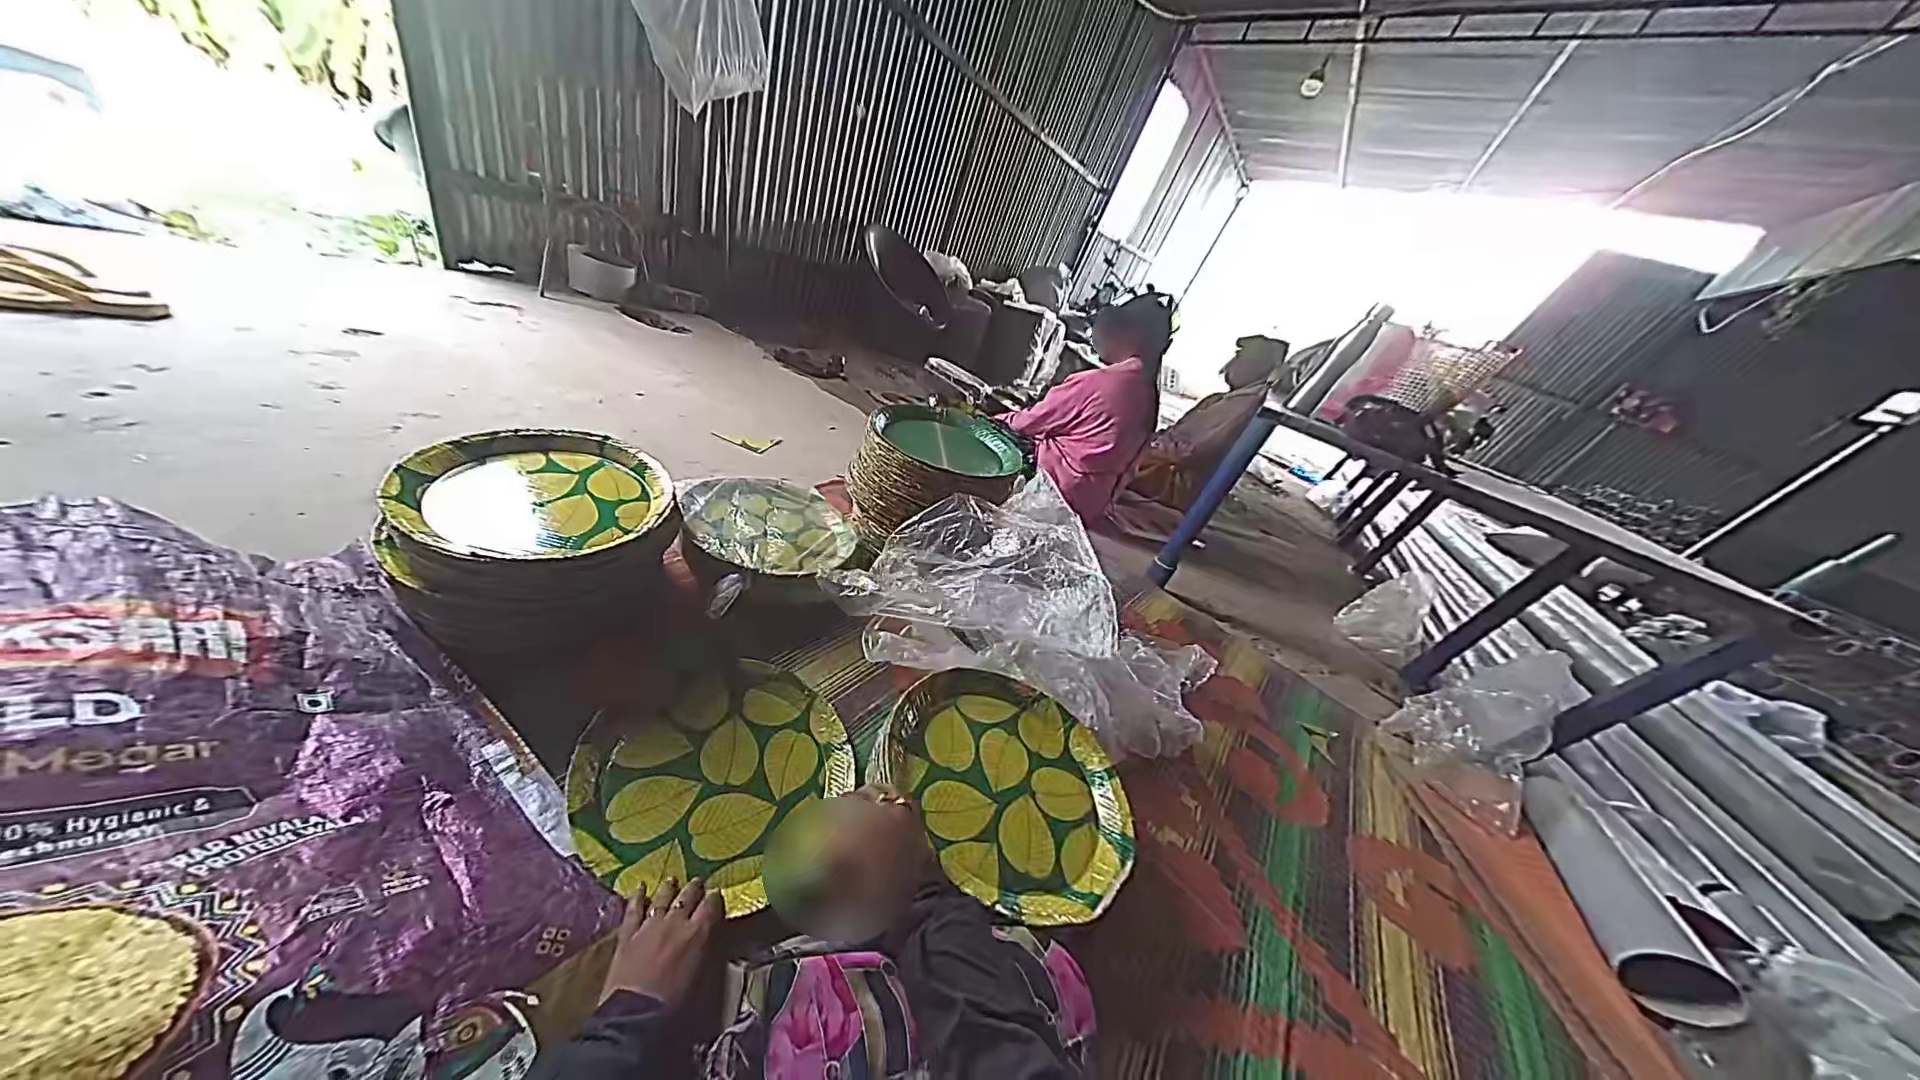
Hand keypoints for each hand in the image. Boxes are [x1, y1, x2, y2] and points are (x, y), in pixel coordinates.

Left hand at [600, 878, 723, 1009]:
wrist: (633, 1018)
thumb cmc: (675, 1006)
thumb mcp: (702, 978)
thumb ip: (707, 951)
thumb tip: (711, 938)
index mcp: (698, 932)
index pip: (711, 904)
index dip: (715, 897)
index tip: (716, 894)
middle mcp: (676, 922)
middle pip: (688, 896)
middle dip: (695, 888)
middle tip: (698, 882)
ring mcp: (650, 926)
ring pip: (663, 898)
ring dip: (669, 888)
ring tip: (673, 880)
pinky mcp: (628, 935)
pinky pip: (633, 910)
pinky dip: (637, 898)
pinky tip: (640, 887)